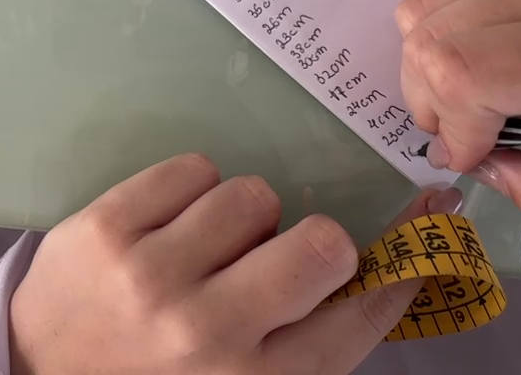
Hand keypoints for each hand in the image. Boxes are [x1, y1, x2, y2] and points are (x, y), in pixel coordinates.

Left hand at [8, 154, 455, 374]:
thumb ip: (295, 352)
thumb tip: (366, 283)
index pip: (355, 323)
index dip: (395, 276)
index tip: (413, 246)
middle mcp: (209, 331)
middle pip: (316, 247)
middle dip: (313, 243)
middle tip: (280, 253)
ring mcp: (152, 271)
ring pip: (250, 195)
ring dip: (244, 214)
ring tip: (210, 242)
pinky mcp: (106, 224)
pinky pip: (190, 168)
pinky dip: (195, 186)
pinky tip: (175, 218)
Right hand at [396, 0, 520, 252]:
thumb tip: (492, 168)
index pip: (469, 70)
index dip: (453, 126)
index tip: (481, 159)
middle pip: (432, 37)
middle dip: (432, 102)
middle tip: (475, 137)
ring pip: (424, 8)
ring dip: (430, 66)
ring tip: (481, 100)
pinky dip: (445, 33)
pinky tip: (496, 58)